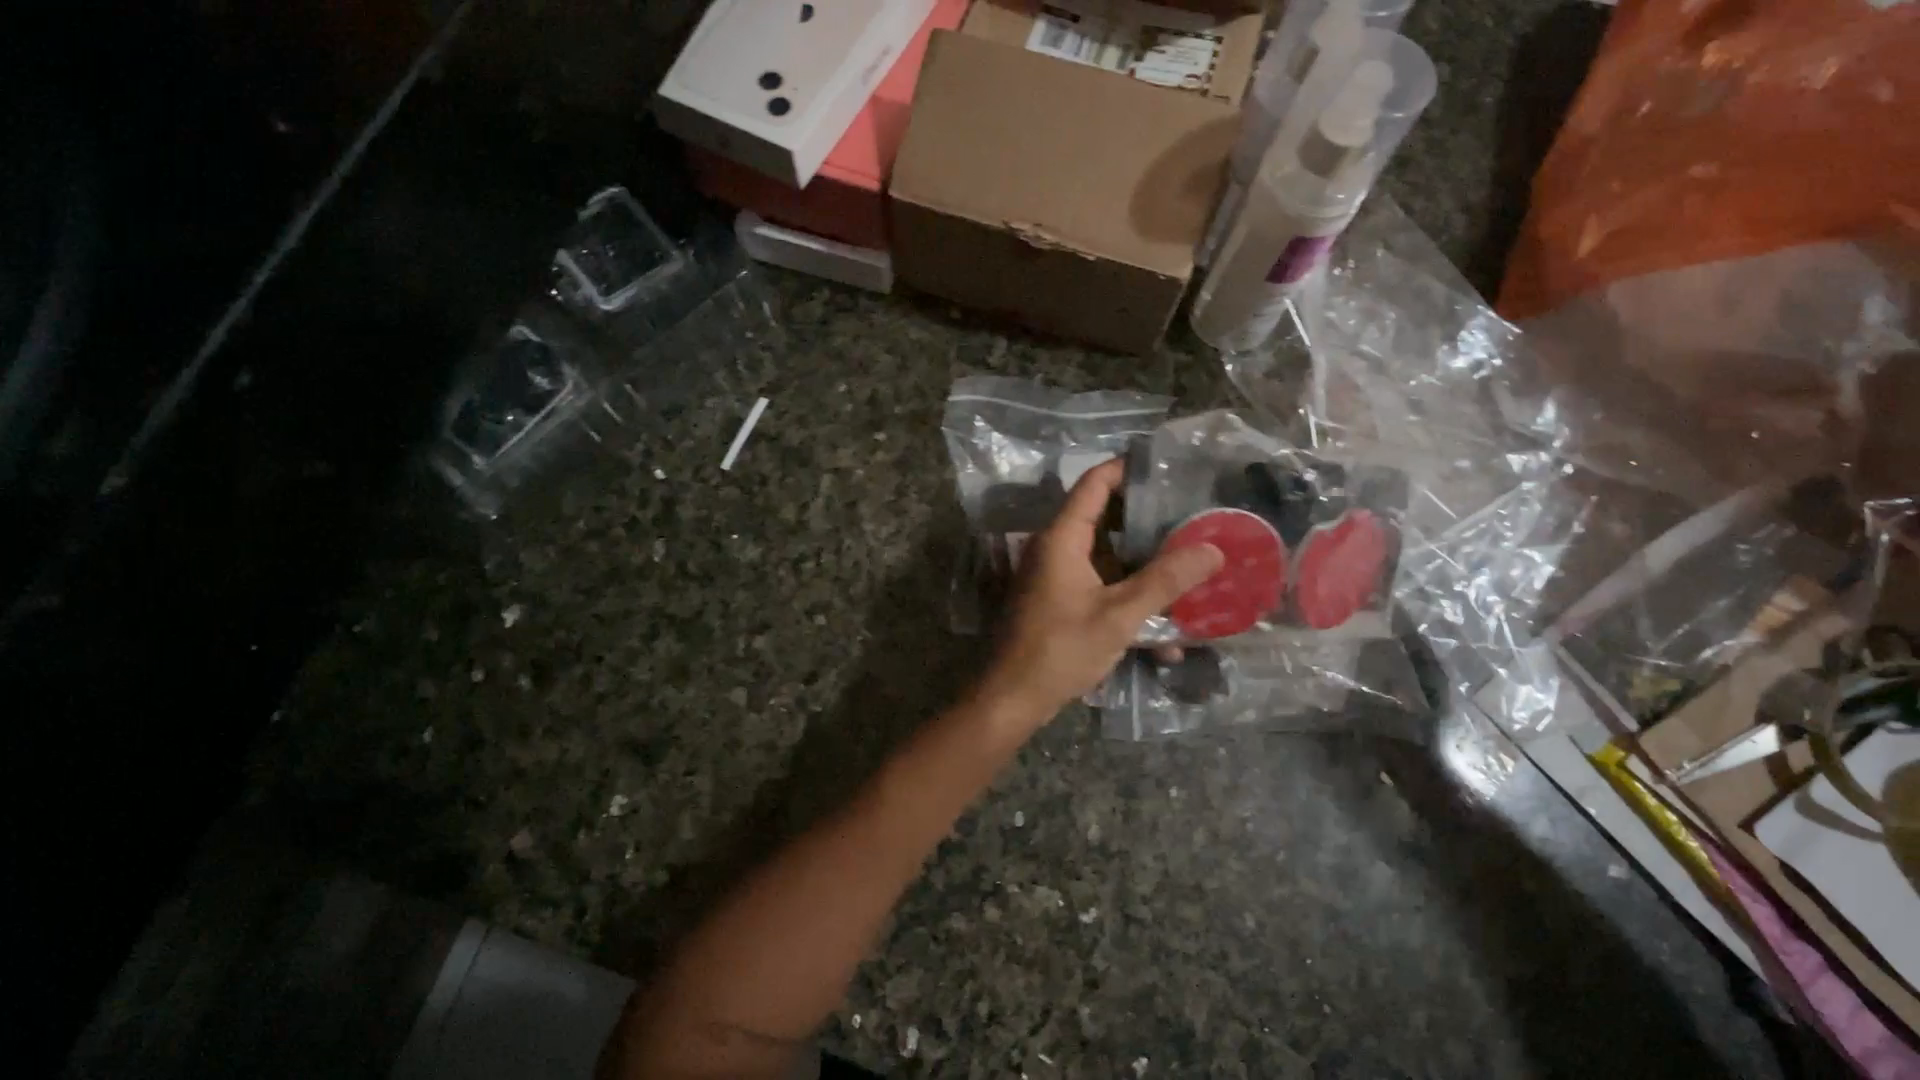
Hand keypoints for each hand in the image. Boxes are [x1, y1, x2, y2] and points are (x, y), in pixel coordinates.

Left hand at [972, 459, 1222, 730]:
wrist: (1012, 699)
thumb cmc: (1061, 649)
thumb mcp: (1120, 615)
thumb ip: (1165, 580)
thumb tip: (1212, 548)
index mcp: (1062, 539)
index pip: (1094, 484)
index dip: (1127, 469)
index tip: (1167, 466)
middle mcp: (1054, 550)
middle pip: (1105, 520)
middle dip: (1149, 524)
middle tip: (1193, 521)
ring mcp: (1054, 578)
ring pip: (1108, 562)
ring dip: (1145, 574)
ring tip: (1191, 575)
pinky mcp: (1058, 605)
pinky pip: (1100, 590)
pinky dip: (1129, 604)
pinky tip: (1164, 639)